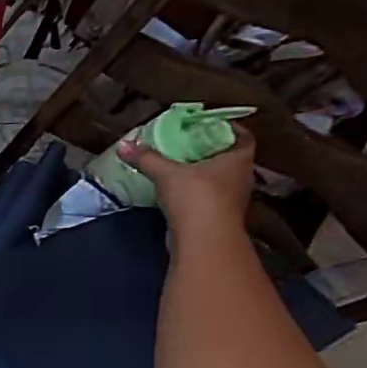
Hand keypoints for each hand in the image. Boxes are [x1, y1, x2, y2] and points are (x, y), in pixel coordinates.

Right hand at [116, 124, 255, 227]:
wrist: (202, 241)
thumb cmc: (196, 197)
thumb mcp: (167, 172)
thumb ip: (146, 158)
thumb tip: (123, 144)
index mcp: (239, 159)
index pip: (243, 136)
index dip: (228, 128)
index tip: (207, 126)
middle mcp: (241, 177)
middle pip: (229, 157)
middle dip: (210, 150)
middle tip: (187, 142)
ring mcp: (230, 200)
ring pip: (217, 179)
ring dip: (201, 173)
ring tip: (177, 164)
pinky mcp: (216, 217)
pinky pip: (206, 197)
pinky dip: (194, 191)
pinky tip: (175, 189)